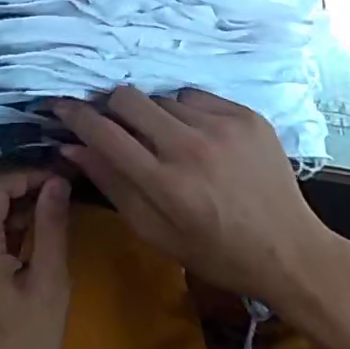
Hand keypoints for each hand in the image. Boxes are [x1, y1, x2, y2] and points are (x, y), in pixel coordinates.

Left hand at [0, 165, 71, 348]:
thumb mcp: (49, 282)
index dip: (31, 172)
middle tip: (54, 175)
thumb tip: (59, 180)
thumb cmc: (27, 341)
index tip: (63, 177)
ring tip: (53, 191)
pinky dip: (8, 211)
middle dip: (17, 172)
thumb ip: (52, 226)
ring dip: (13, 190)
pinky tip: (39, 217)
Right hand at [52, 87, 337, 306]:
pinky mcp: (246, 116)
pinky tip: (201, 139)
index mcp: (165, 184)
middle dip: (113, 108)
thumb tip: (72, 146)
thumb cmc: (215, 251)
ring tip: (170, 143)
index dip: (75, 115)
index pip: (104, 132)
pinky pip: (196, 97)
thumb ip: (111, 184)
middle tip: (118, 126)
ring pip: (163, 98)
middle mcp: (191, 147)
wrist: (289, 249)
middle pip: (128, 98)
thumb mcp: (155, 231)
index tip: (61, 106)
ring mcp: (223, 126)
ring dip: (155, 115)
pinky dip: (188, 113)